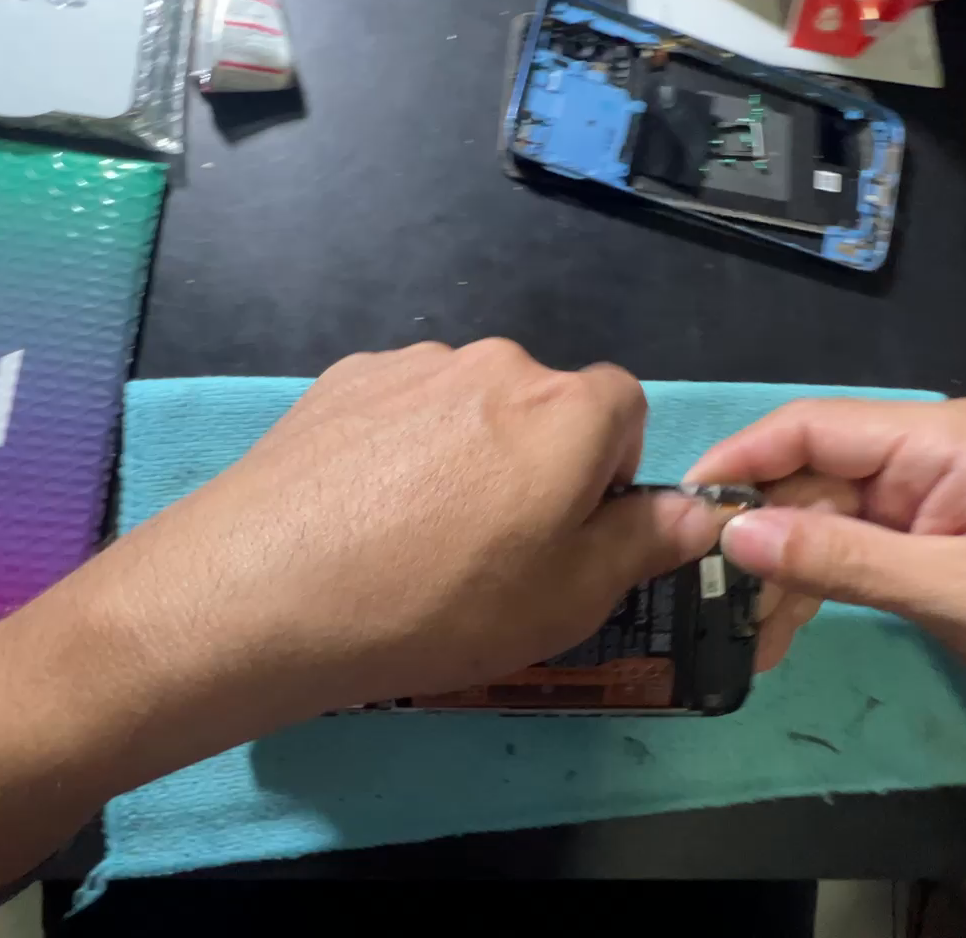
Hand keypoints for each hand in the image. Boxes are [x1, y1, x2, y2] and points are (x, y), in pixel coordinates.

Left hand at [114, 340, 724, 715]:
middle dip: (539, 458)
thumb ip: (646, 541)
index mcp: (564, 408)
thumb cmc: (439, 604)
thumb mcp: (566, 598)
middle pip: (544, 402)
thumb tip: (700, 510)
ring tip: (414, 523)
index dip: (609, 468)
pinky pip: (406, 400)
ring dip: (469, 447)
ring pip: (472, 401)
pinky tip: (364, 499)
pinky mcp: (348, 373)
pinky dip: (405, 439)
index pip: (626, 408)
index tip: (569, 523)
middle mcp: (495, 362)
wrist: (265, 591)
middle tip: (489, 537)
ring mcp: (413, 361)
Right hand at [685, 398, 965, 733]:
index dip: (742, 459)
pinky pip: (839, 555)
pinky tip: (776, 635)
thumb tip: (735, 534)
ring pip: (814, 522)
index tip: (685, 506)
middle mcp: (921, 455)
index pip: (814, 427)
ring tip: (745, 633)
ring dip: (778, 575)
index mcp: (943, 438)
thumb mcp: (965, 594)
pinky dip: (807, 592)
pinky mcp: (915, 542)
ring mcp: (916, 500)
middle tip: (709, 592)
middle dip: (758, 534)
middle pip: (805, 478)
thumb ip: (844, 559)